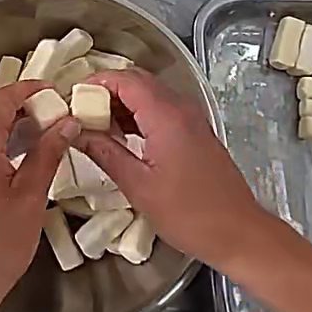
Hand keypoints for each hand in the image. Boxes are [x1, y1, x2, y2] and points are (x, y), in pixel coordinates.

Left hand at [0, 82, 76, 311]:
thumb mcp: (30, 198)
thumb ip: (47, 154)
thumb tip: (66, 124)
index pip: (3, 99)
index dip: (30, 90)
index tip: (53, 91)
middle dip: (24, 111)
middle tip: (55, 118)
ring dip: (10, 130)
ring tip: (43, 140)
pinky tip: (17, 162)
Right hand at [73, 69, 278, 269]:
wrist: (238, 231)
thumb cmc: (189, 213)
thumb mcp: (138, 185)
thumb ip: (105, 153)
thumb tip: (77, 132)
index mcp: (166, 116)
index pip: (126, 80)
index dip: (96, 83)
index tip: (73, 98)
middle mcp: (181, 108)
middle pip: (138, 81)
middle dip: (107, 91)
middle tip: (80, 112)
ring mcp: (191, 118)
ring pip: (150, 95)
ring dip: (122, 104)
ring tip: (95, 127)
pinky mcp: (195, 131)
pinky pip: (161, 110)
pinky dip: (138, 115)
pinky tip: (121, 138)